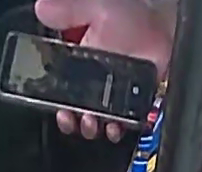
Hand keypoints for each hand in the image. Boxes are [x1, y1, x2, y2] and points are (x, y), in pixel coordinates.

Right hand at [34, 0, 174, 141]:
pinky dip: (119, 130)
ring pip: (99, 121)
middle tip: (72, 119)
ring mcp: (115, 97)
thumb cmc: (128, 15)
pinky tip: (114, 127)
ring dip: (92, 128)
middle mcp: (96, 83)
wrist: (160, 26)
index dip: (56, 102)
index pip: (61, 87)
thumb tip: (41, 11)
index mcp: (80, 62)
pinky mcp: (132, 105)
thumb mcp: (92, 6)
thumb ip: (67, 10)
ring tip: (91, 123)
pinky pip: (124, 124)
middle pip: (78, 111)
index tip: (56, 109)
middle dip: (72, 120)